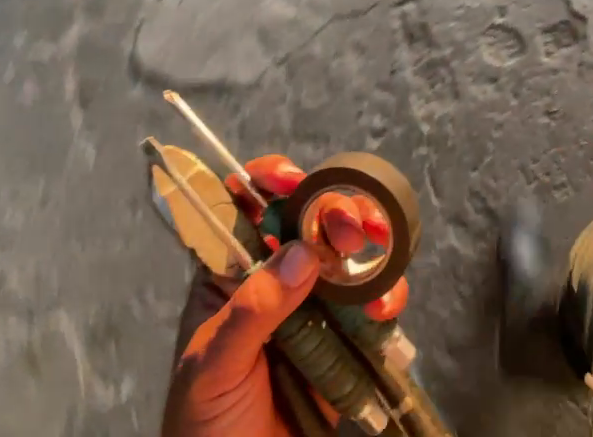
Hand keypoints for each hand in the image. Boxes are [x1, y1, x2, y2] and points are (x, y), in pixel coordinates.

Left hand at [163, 155, 408, 436]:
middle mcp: (275, 278)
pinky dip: (387, 294)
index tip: (293, 180)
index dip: (269, 181)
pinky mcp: (346, 336)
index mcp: (230, 274)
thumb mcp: (213, 365)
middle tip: (348, 229)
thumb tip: (303, 252)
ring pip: (348, 251)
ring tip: (377, 255)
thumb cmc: (205, 423)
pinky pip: (373, 300)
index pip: (244, 206)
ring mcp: (314, 304)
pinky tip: (384, 309)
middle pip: (309, 218)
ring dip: (370, 243)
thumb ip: (251, 311)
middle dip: (333, 208)